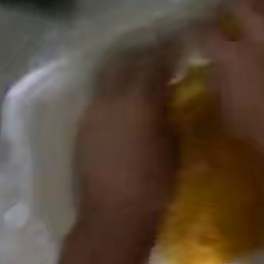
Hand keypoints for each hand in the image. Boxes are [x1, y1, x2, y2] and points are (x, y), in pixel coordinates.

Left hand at [72, 44, 176, 239]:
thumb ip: (170, 112)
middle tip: (160, 53)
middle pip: (124, 60)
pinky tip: (125, 98)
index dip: (168, 50)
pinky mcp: (82, 128)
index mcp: (139, 99)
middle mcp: (110, 98)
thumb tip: (170, 95)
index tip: (181, 45)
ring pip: (106, 76)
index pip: (154, 60)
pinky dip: (113, 89)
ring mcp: (91, 112)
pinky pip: (99, 96)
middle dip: (143, 53)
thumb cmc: (155, 183)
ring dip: (124, 68)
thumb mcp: (174, 143)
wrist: (113, 218)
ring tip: (141, 71)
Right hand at [192, 2, 263, 181]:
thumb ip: (223, 91)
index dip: (199, 30)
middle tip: (231, 17)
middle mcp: (263, 35)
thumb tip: (216, 76)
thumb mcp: (237, 118)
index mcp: (236, 57)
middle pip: (243, 5)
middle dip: (234, 9)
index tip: (197, 31)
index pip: (207, 32)